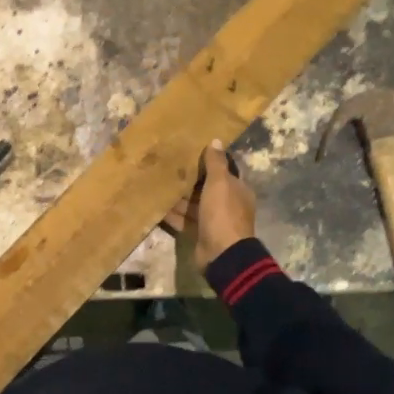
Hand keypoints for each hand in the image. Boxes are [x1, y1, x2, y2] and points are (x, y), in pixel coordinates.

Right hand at [163, 140, 256, 271]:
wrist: (222, 253)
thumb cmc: (223, 213)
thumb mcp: (220, 183)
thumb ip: (216, 162)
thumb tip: (216, 140)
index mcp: (237, 190)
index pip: (225, 171)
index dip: (210, 162)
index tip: (192, 152)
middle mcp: (227, 204)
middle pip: (207, 188)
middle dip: (190, 179)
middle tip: (169, 166)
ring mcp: (213, 220)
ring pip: (193, 204)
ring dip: (178, 197)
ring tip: (158, 183)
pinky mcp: (200, 233)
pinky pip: (184, 220)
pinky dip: (173, 214)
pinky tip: (156, 206)